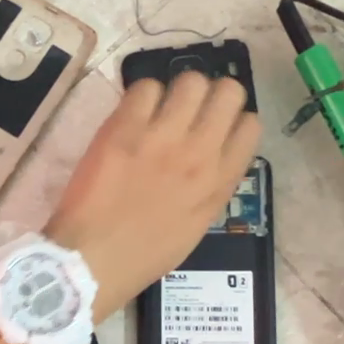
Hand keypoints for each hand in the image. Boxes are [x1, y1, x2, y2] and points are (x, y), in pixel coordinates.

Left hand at [46, 72, 260, 319]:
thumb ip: (208, 188)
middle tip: (188, 109)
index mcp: (220, 182)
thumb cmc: (142, 256)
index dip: (232, 120)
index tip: (214, 127)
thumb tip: (208, 160)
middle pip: (227, 91)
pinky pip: (145, 87)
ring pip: (190, 81)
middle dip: (210, 95)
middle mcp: (200, 153)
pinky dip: (140, 96)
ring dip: (176, 91)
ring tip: (158, 109)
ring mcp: (163, 137)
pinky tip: (131, 116)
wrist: (93, 261)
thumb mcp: (194, 226)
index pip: (250, 125)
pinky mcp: (125, 128)